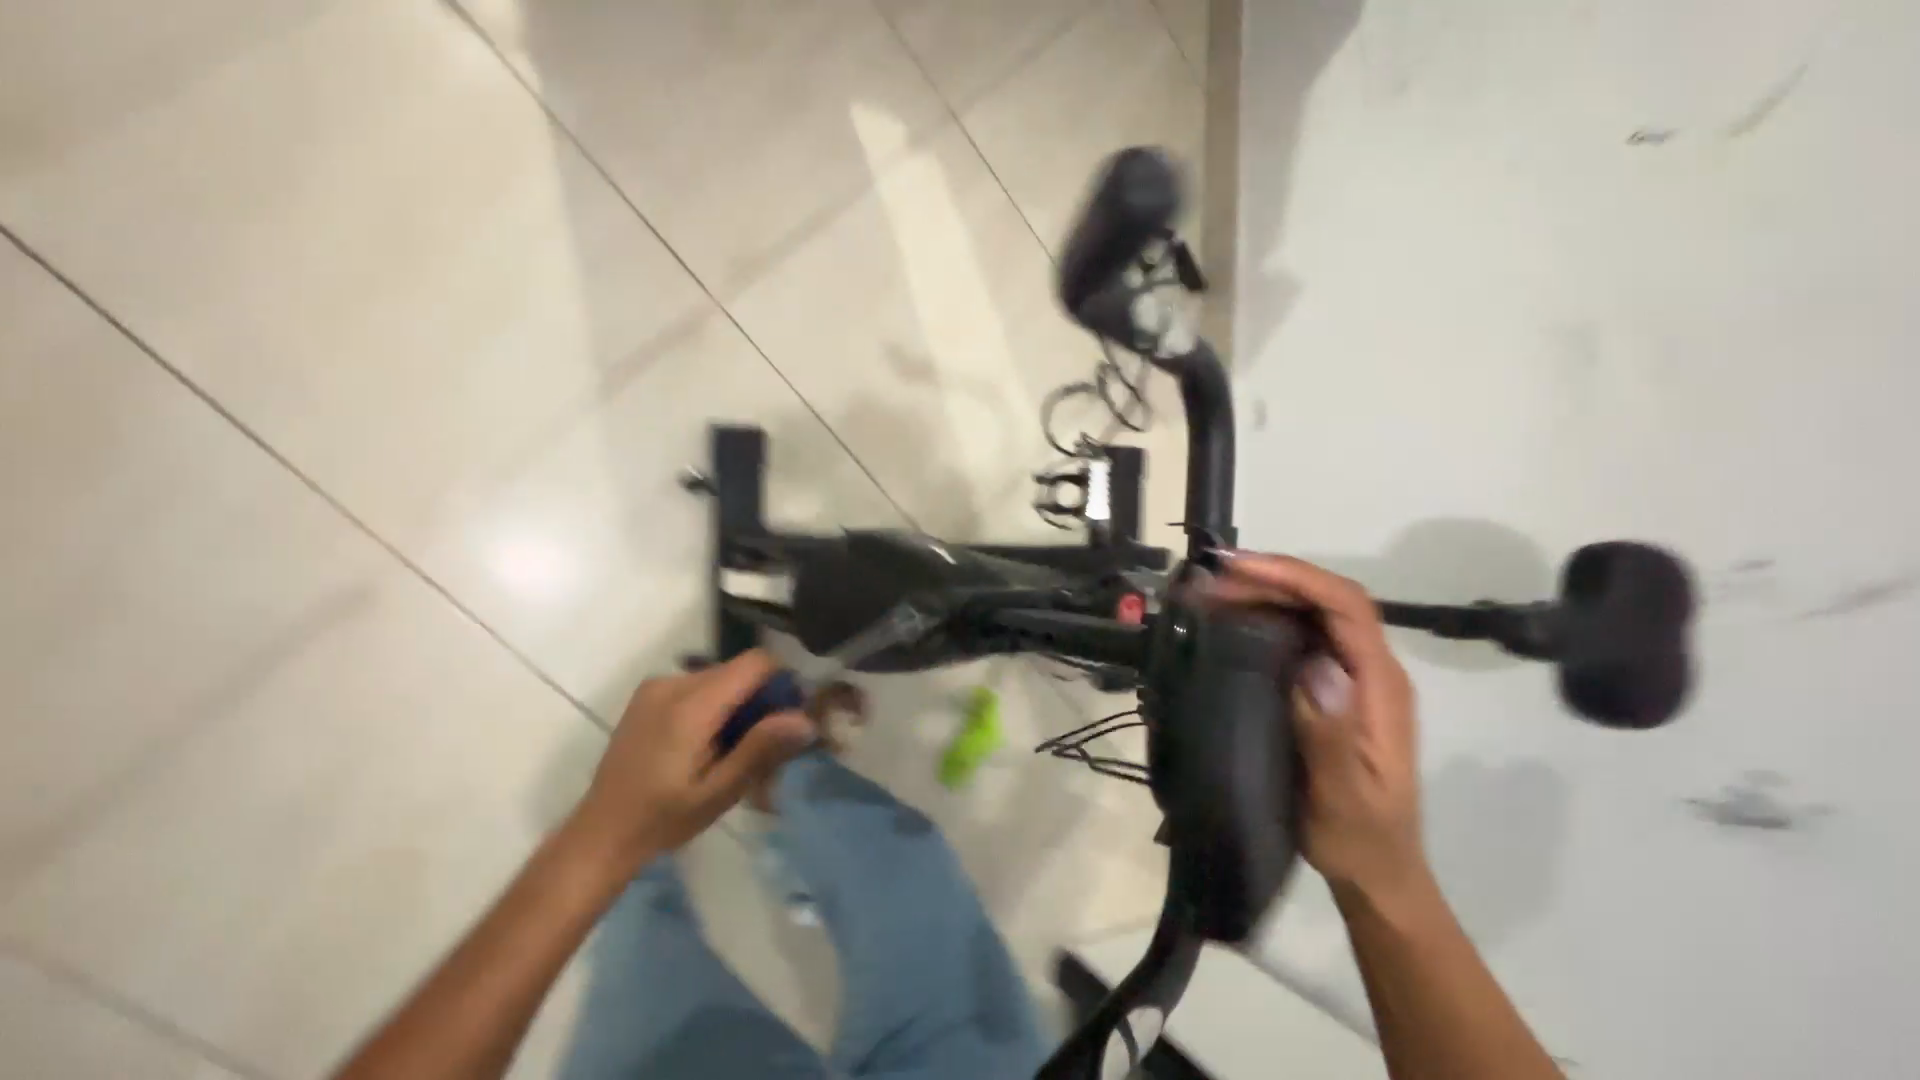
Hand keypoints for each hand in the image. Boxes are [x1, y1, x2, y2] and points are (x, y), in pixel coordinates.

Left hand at [569, 650, 812, 867]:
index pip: (755, 663)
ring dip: (737, 708)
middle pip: (739, 672)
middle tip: (762, 753)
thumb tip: (805, 719)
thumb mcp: (719, 792)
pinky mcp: (648, 696)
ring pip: (720, 679)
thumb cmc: (664, 819)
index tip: (787, 722)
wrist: (602, 832)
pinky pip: (698, 688)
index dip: (781, 684)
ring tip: (732, 755)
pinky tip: (707, 748)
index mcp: (690, 705)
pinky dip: (714, 709)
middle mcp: (672, 683)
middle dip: (760, 704)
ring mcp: (656, 687)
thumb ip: (760, 749)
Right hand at [1209, 554, 1429, 903]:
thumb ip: (1333, 733)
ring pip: (1314, 615)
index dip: (1295, 577)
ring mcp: (1354, 680)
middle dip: (1272, 579)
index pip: (1346, 606)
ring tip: (1213, 597)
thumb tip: (1316, 667)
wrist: (1376, 871)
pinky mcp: (1334, 691)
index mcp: (1381, 686)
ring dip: (1266, 596)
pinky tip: (1233, 627)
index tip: (1239, 571)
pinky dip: (1267, 621)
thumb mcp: (1345, 795)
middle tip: (1210, 583)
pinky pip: (1304, 638)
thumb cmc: (1359, 836)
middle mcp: (1371, 671)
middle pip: (1328, 600)